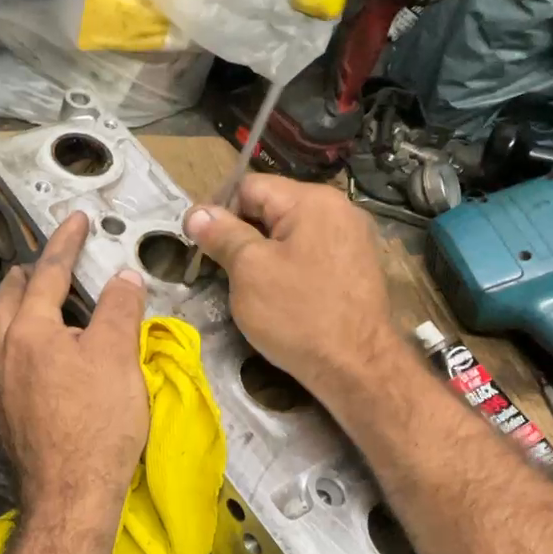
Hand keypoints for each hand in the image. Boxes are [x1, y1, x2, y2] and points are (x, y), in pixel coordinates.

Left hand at [0, 214, 148, 537]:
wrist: (69, 496)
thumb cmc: (96, 424)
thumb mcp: (117, 357)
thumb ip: (118, 310)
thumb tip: (122, 278)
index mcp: (29, 332)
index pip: (49, 274)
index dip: (65, 243)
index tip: (74, 220)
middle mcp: (4, 353)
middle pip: (10, 300)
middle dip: (27, 275)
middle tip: (43, 261)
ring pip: (4, 331)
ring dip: (20, 308)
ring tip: (39, 300)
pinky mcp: (5, 413)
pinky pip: (8, 360)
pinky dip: (22, 340)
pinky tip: (40, 355)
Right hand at [184, 174, 400, 389]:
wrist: (356, 366)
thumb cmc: (297, 314)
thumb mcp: (248, 270)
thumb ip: (221, 234)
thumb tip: (196, 213)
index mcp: (312, 200)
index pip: (250, 186)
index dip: (219, 212)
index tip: (204, 246)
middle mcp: (338, 209)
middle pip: (271, 207)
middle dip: (242, 233)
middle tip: (222, 269)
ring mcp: (352, 238)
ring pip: (289, 232)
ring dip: (263, 252)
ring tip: (249, 286)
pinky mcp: (355, 266)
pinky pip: (309, 252)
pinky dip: (287, 266)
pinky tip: (279, 294)